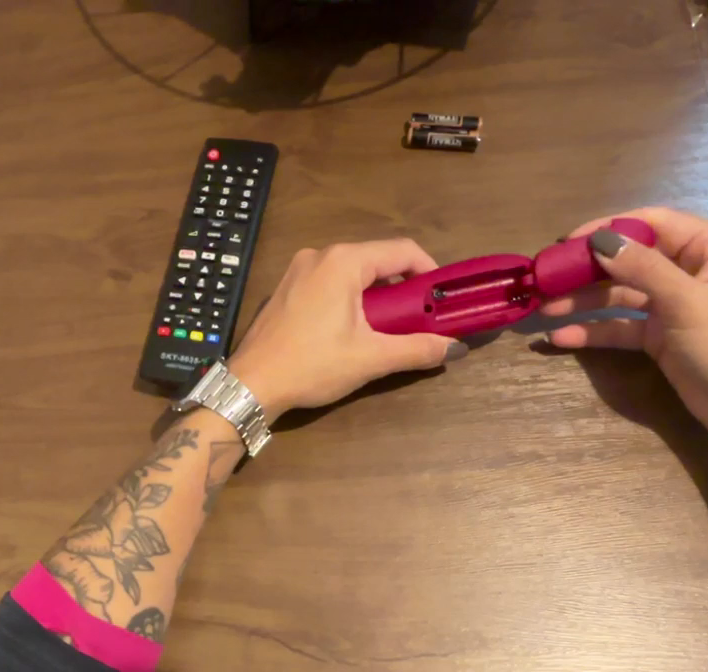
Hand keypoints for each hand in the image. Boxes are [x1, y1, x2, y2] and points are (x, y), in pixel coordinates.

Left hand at [227, 240, 464, 415]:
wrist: (251, 385)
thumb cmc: (312, 366)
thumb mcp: (370, 359)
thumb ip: (416, 349)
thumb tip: (456, 347)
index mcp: (343, 261)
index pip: (402, 250)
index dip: (429, 272)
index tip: (442, 300)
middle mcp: (320, 256)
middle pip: (376, 261)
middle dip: (401, 288)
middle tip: (416, 320)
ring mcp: (298, 271)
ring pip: (352, 274)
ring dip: (375, 297)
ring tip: (386, 330)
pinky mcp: (286, 290)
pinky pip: (329, 285)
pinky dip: (349, 301)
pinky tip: (351, 331)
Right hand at [541, 207, 707, 441]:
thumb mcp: (688, 301)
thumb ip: (643, 269)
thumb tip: (600, 241)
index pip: (652, 223)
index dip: (608, 230)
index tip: (566, 243)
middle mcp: (693, 268)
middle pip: (631, 260)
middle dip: (588, 270)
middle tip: (547, 278)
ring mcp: (675, 304)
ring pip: (621, 294)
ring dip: (584, 302)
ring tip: (545, 310)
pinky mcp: (661, 336)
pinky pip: (622, 326)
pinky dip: (594, 331)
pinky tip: (562, 338)